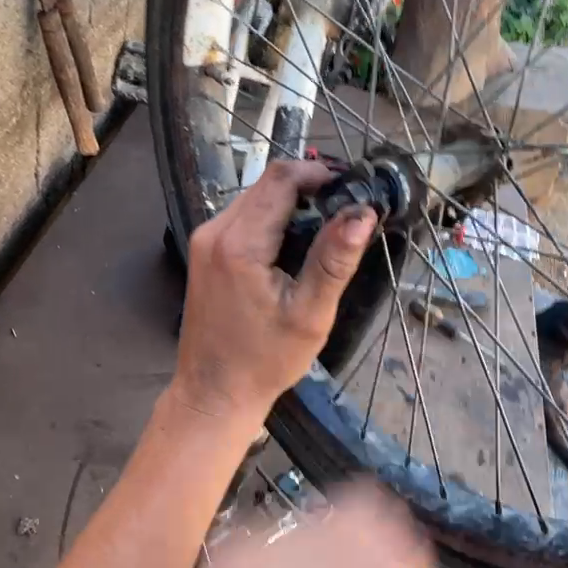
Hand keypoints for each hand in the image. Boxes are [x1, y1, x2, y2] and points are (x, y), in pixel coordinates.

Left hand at [167, 160, 376, 434]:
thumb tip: (362, 213)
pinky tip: (296, 246)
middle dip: (310, 188)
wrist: (214, 393)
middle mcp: (215, 231)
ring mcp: (205, 239)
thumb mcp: (310, 314)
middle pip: (267, 184)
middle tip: (347, 211)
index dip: (320, 174)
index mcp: (239, 243)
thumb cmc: (264, 361)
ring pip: (256, 197)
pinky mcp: (205, 250)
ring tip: (328, 230)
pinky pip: (244, 216)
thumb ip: (334, 260)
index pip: (281, 179)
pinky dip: (274, 218)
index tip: (353, 188)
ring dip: (292, 203)